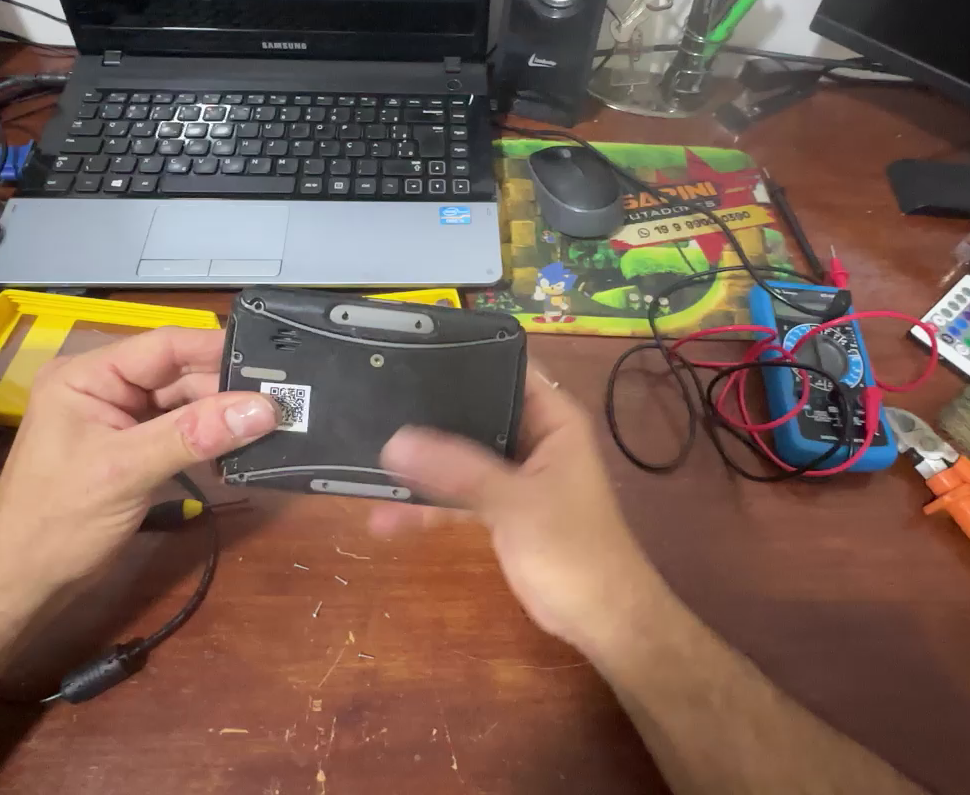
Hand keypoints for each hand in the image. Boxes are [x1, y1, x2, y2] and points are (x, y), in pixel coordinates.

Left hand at [0, 328, 276, 593]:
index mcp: (90, 374)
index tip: (273, 359)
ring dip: (226, 415)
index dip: (219, 350)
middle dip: (229, 388)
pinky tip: (247, 446)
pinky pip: (186, 430)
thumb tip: (265, 409)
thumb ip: (194, 435)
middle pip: (183, 373)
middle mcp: (109, 386)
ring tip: (278, 421)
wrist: (19, 587)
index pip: (166, 345)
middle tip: (287, 397)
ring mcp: (124, 417)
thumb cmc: (56, 522)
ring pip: (189, 402)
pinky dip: (213, 438)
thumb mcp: (126, 471)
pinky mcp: (138, 446)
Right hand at [368, 366, 668, 654]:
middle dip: (433, 410)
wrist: (600, 619)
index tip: (412, 349)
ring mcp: (515, 473)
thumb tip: (396, 441)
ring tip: (370, 456)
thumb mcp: (514, 503)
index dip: (466, 355)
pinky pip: (459, 494)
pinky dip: (430, 502)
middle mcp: (534, 437)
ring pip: (462, 454)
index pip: (507, 367)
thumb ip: (456, 471)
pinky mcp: (501, 506)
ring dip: (425, 463)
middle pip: (477, 409)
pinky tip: (386, 515)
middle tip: (377, 399)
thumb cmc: (573, 549)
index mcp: (553, 418)